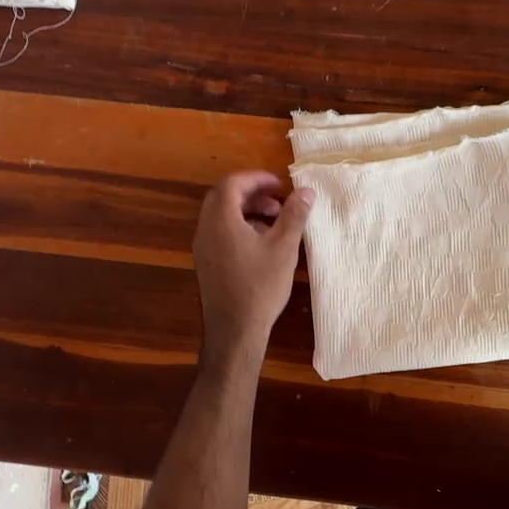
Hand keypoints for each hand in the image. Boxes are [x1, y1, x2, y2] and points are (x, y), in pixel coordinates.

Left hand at [192, 172, 314, 365]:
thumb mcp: (283, 249)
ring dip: (246, 211)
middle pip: (223, 197)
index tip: (280, 184)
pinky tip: (261, 244)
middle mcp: (205, 229)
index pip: (233, 183)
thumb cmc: (260, 287)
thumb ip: (294, 216)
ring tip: (274, 223)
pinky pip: (219, 233)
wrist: (234, 330)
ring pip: (221, 215)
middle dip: (252, 193)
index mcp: (221, 220)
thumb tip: (306, 191)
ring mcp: (202, 247)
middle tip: (278, 202)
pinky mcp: (206, 263)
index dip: (257, 178)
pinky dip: (239, 227)